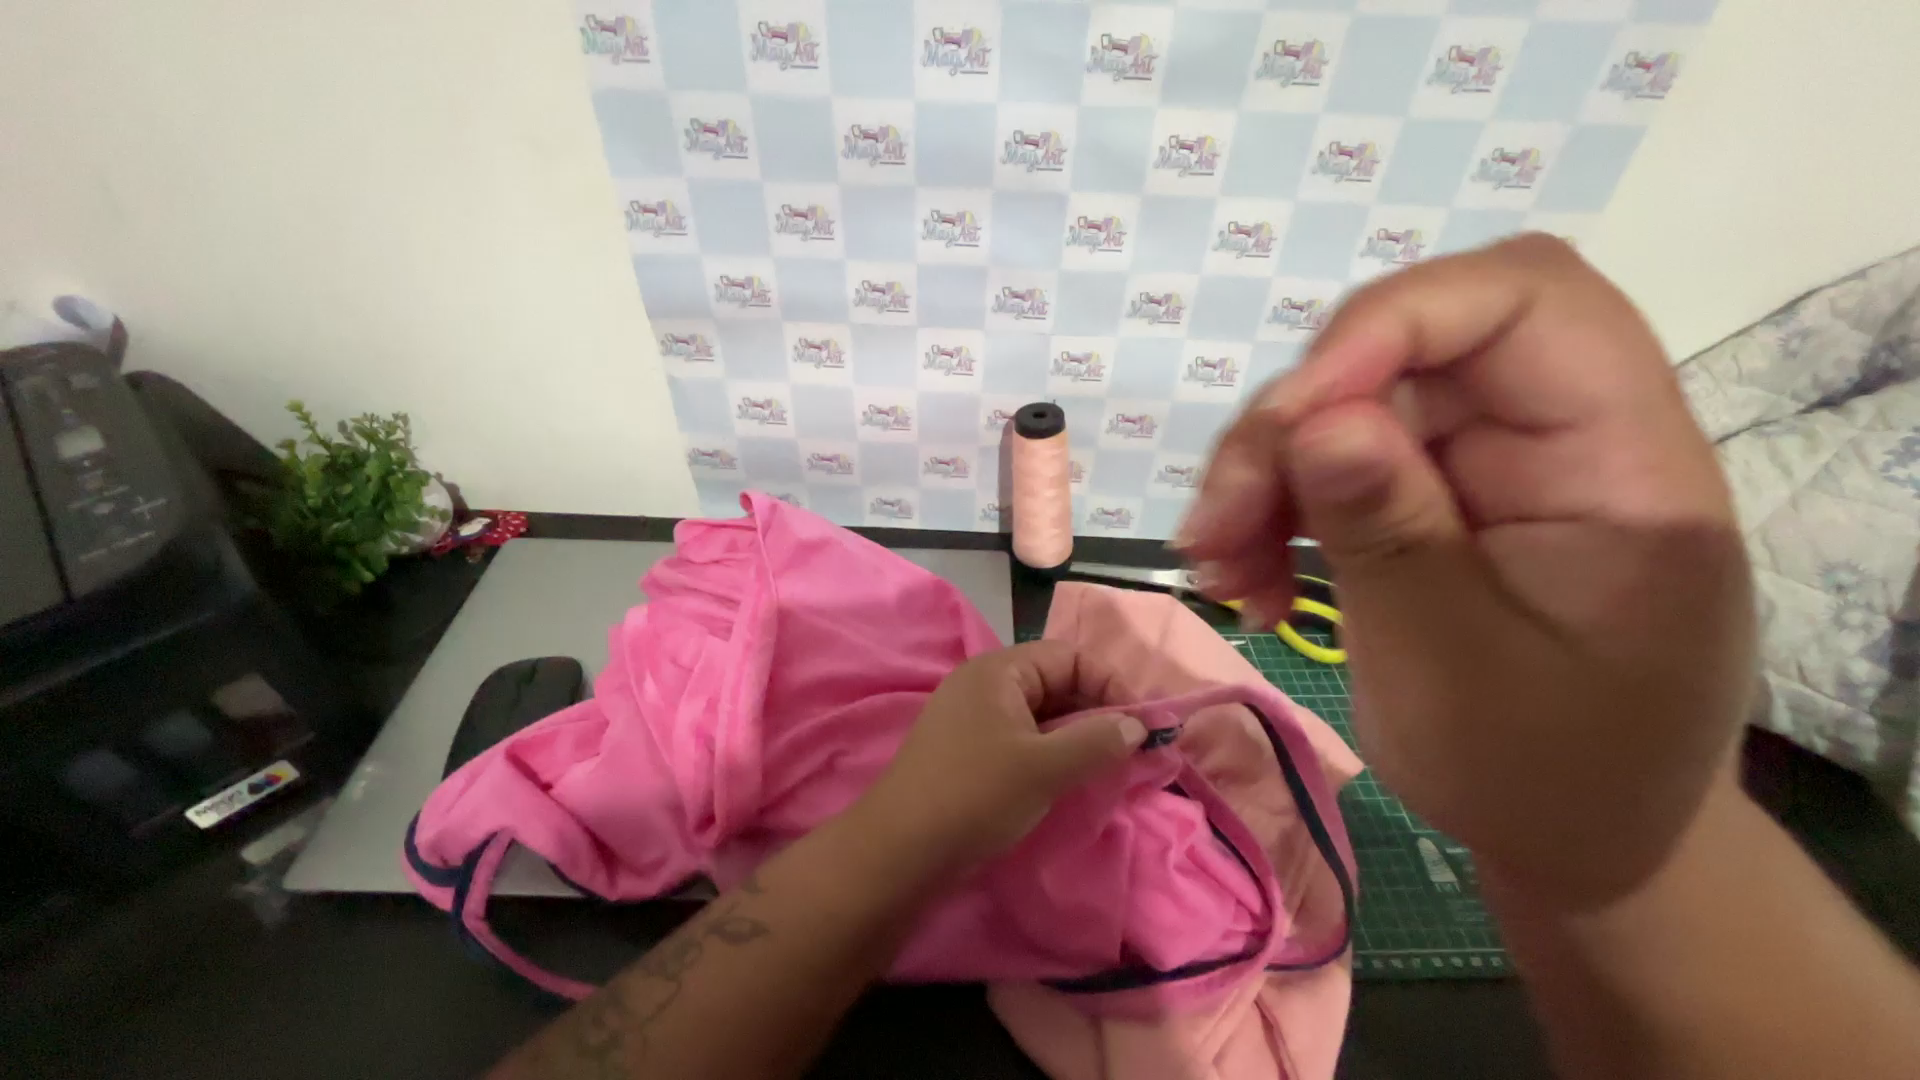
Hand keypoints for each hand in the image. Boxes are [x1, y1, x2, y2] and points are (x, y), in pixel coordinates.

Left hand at [849, 642, 1145, 877]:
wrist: (899, 851)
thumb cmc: (975, 795)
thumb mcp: (1044, 767)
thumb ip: (1098, 741)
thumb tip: (1139, 726)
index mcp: (998, 670)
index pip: (1070, 656)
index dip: (1111, 686)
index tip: (1141, 727)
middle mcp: (983, 684)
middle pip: (1056, 682)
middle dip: (1097, 712)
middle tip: (1131, 751)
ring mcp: (972, 718)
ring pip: (1040, 714)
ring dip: (1076, 736)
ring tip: (1106, 768)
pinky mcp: (967, 752)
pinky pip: (1021, 739)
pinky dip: (1050, 754)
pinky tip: (1068, 781)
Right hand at [1177, 235, 1755, 906]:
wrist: (1570, 836)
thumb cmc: (1541, 772)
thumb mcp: (1454, 667)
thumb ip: (1392, 536)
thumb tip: (1314, 421)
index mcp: (1619, 461)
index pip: (1523, 301)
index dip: (1393, 322)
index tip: (1290, 418)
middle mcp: (1548, 436)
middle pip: (1402, 352)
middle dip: (1288, 426)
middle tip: (1215, 526)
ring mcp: (1480, 466)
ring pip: (1343, 407)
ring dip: (1260, 477)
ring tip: (1218, 569)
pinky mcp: (1427, 497)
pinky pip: (1328, 465)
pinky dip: (1269, 511)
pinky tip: (1243, 579)